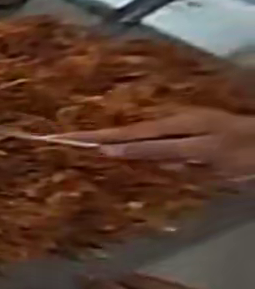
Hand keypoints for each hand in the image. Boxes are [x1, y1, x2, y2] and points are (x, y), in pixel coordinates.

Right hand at [75, 108, 254, 178]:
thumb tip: (104, 150)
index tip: (52, 138)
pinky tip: (147, 163)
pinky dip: (148, 156)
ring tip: (98, 154)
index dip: (85, 137)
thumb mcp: (202, 151)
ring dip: (126, 151)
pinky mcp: (202, 145)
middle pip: (130, 137)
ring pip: (147, 144)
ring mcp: (191, 134)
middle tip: (67, 145)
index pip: (117, 134)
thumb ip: (153, 150)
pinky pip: (164, 150)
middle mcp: (178, 125)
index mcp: (174, 124)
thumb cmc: (250, 149)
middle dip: (101, 142)